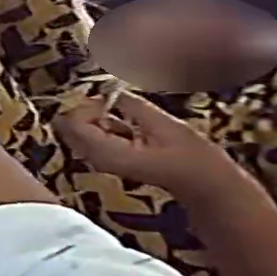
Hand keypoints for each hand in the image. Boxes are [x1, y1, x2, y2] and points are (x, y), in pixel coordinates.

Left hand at [55, 93, 253, 203]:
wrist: (207, 186)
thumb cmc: (193, 157)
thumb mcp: (165, 126)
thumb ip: (134, 107)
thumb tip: (113, 89)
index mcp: (105, 151)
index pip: (72, 123)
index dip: (87, 107)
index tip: (111, 100)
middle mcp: (94, 158)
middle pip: (69, 127)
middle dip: (89, 112)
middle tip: (118, 106)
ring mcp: (99, 160)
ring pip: (81, 132)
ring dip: (99, 120)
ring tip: (132, 121)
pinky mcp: (108, 160)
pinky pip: (94, 138)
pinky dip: (107, 129)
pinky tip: (134, 131)